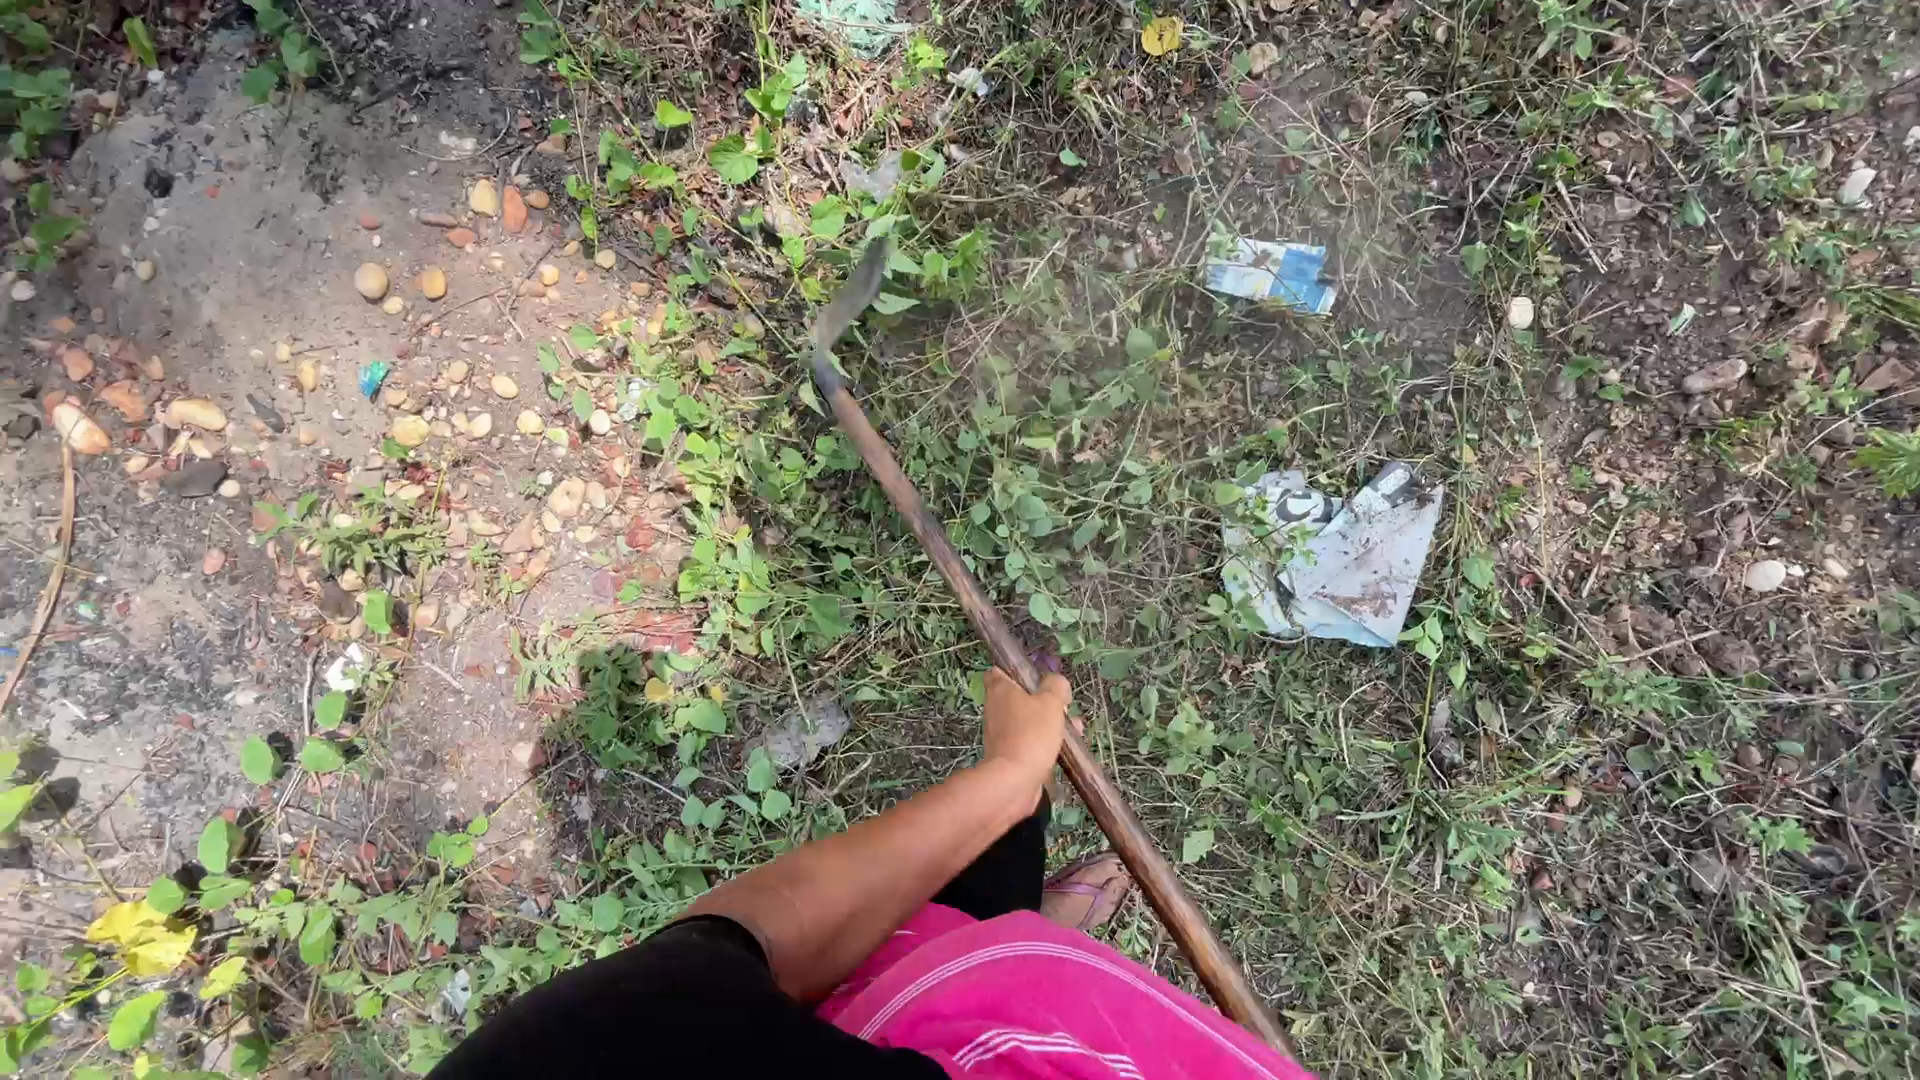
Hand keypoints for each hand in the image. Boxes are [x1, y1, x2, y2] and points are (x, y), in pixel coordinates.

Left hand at [982, 667, 1071, 784]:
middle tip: (1063, 706)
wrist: (1014, 780)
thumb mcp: (1050, 702)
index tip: (1036, 678)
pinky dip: (1043, 741)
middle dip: (1043, 700)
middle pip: (1018, 697)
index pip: (998, 671)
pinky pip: (1028, 740)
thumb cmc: (1031, 734)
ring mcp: (1000, 733)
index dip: (1015, 671)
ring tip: (1074, 727)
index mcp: (999, 690)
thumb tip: (1056, 683)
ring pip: (1026, 720)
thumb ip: (1055, 686)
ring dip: (1048, 722)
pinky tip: (1065, 747)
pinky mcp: (1008, 754)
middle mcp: (995, 709)